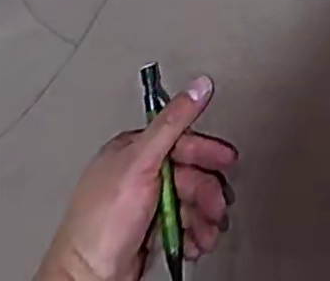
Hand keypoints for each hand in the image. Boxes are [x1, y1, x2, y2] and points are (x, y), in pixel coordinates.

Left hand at [36, 75, 236, 280]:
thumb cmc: (102, 225)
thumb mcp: (141, 163)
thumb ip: (173, 123)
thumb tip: (199, 85)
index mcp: (132, 150)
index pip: (180, 139)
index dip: (206, 150)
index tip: (227, 160)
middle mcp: (138, 174)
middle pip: (189, 172)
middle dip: (207, 191)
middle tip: (218, 207)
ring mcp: (143, 204)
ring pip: (189, 200)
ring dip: (205, 216)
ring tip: (208, 233)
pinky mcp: (148, 231)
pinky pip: (183, 223)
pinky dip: (195, 233)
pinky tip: (197, 243)